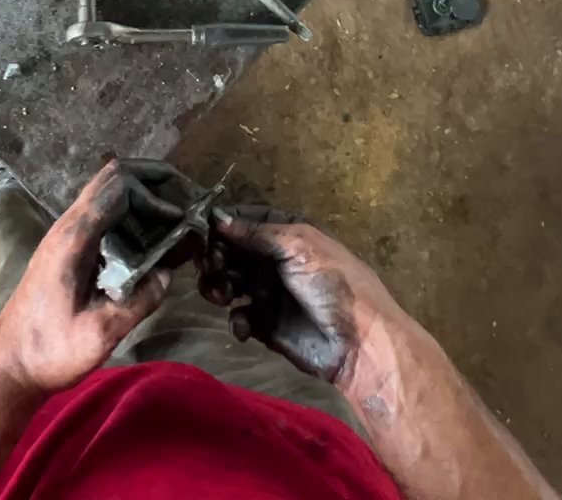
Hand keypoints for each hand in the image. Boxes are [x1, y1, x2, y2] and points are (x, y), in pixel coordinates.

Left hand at [0, 160, 179, 396]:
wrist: (9, 366)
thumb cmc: (49, 352)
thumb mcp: (99, 336)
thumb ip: (138, 302)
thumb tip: (169, 273)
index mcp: (73, 238)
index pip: (117, 187)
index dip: (152, 196)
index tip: (177, 220)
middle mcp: (68, 226)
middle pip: (111, 176)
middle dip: (150, 177)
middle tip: (184, 194)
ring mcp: (65, 234)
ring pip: (106, 191)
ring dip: (140, 192)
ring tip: (173, 213)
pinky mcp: (68, 246)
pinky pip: (102, 212)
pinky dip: (129, 211)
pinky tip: (150, 236)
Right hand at [198, 204, 398, 385]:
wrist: (361, 344)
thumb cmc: (333, 283)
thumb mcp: (298, 248)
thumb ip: (255, 234)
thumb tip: (216, 217)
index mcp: (286, 233)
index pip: (245, 220)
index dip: (222, 225)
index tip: (201, 232)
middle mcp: (274, 259)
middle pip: (232, 252)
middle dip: (216, 258)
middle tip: (209, 267)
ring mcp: (269, 292)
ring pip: (230, 283)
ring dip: (219, 287)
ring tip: (221, 295)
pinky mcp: (267, 324)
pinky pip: (240, 317)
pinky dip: (237, 320)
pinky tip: (244, 326)